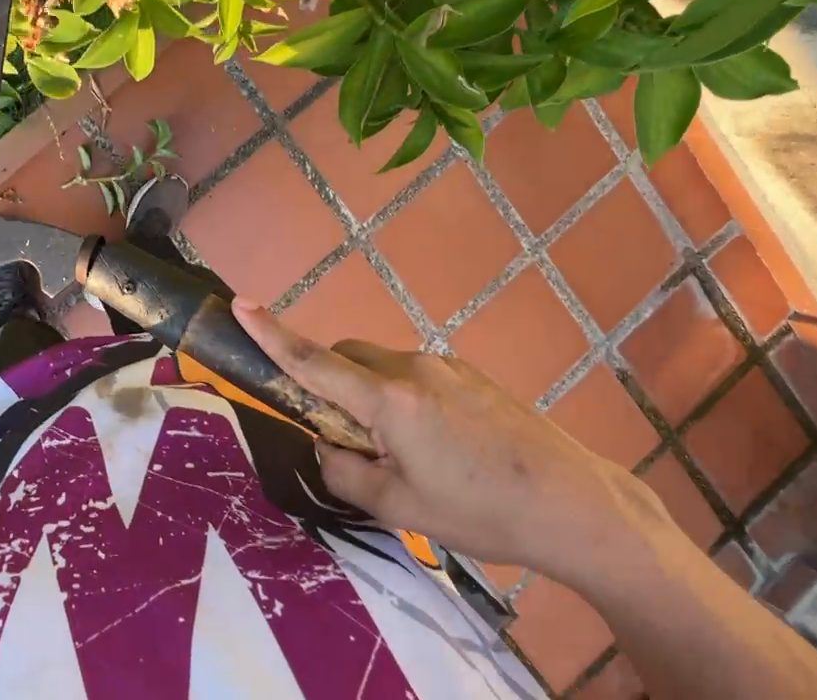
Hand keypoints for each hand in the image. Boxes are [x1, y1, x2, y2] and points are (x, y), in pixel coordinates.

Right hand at [235, 299, 671, 589]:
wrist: (576, 505)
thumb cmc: (482, 512)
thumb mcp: (401, 506)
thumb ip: (346, 471)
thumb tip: (329, 446)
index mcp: (390, 401)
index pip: (314, 362)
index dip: (271, 334)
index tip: (240, 304)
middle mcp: (413, 368)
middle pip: (347, 358)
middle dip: (330, 383)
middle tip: (346, 438)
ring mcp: (446, 366)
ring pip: (381, 367)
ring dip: (370, 395)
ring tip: (404, 453)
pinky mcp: (470, 375)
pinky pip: (415, 375)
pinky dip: (402, 398)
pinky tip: (440, 446)